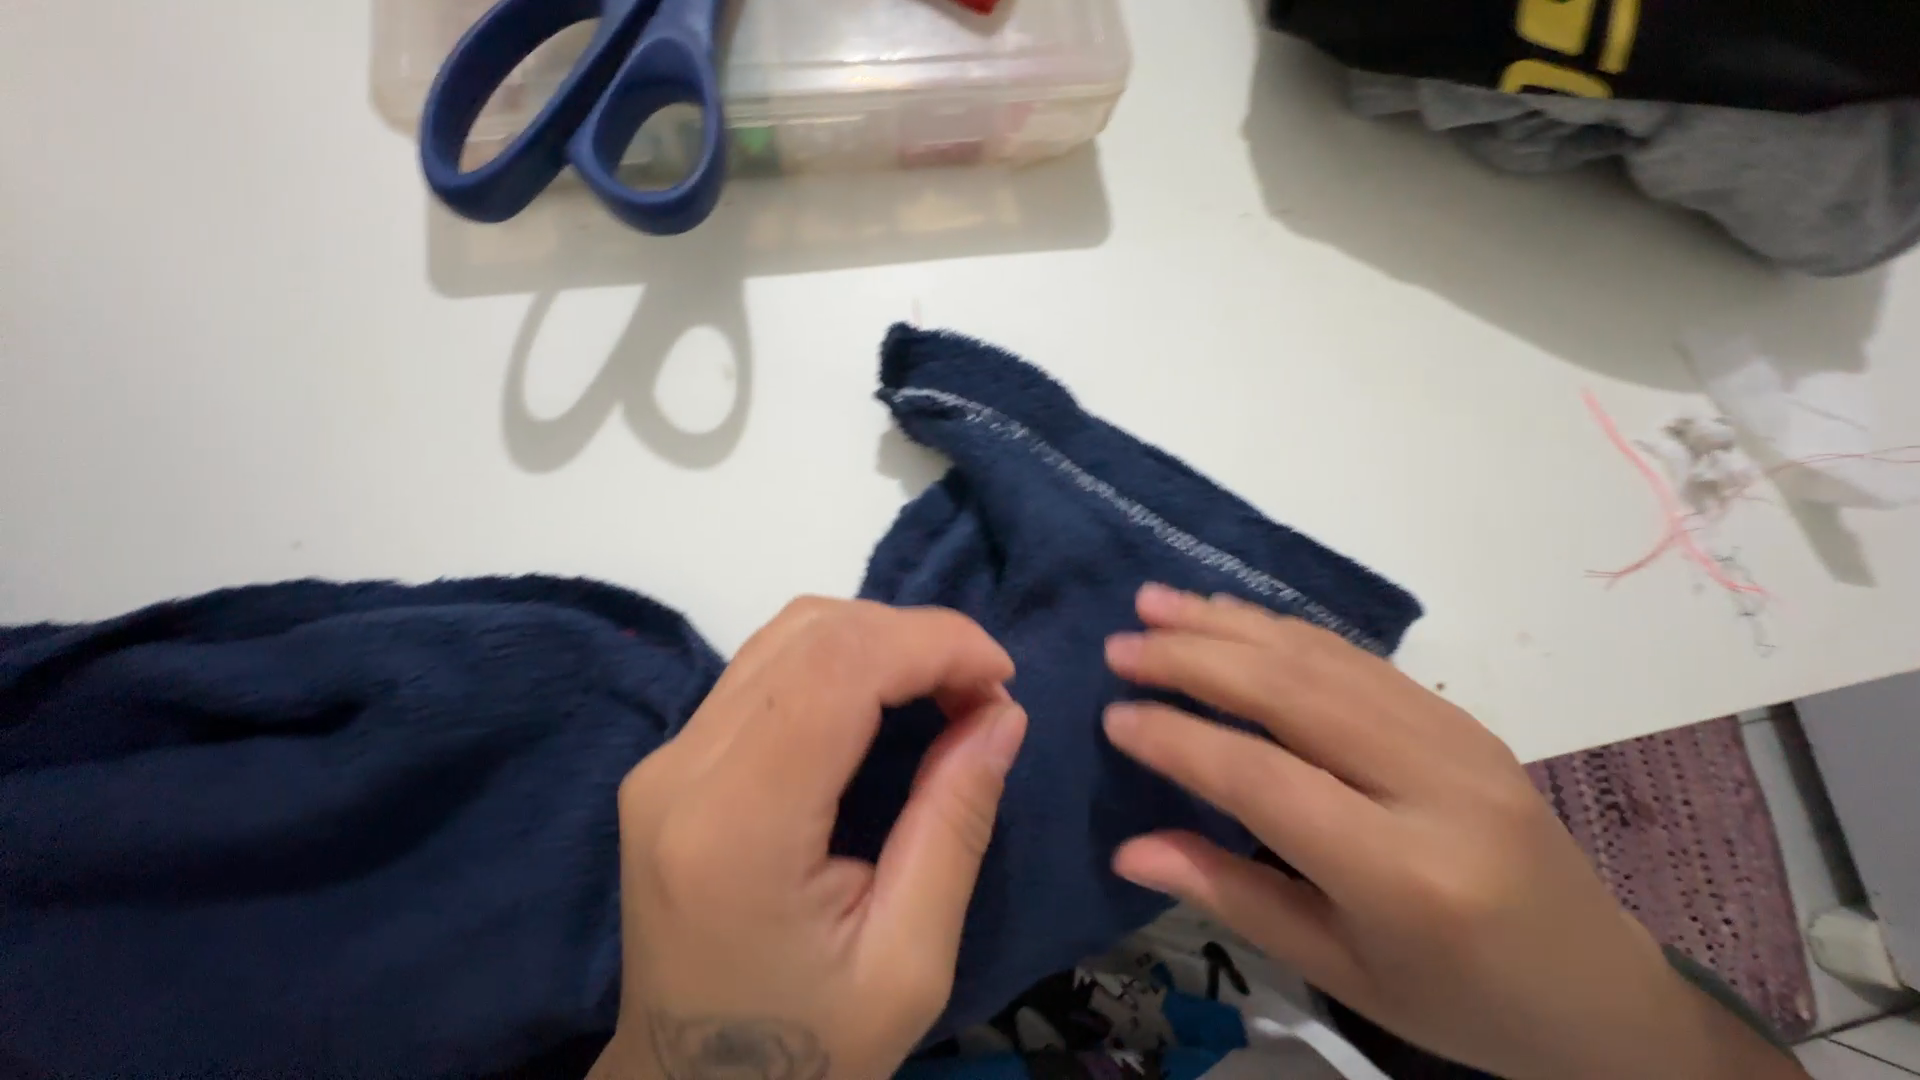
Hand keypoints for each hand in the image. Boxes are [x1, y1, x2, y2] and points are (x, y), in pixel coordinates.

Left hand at [590, 599, 1027, 1079]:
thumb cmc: (809, 1050)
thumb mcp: (909, 961)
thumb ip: (955, 823)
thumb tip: (1001, 713)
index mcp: (737, 826)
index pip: (838, 667)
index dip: (933, 643)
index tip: (1002, 679)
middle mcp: (683, 771)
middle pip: (812, 635)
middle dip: (916, 637)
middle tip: (982, 693)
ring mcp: (666, 760)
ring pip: (787, 636)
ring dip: (880, 640)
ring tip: (944, 691)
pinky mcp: (671, 761)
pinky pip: (767, 668)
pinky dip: (842, 660)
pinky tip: (886, 699)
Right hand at [1101, 585, 1803, 1079]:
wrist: (1603, 992)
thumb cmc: (1458, 1001)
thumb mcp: (1337, 969)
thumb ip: (1230, 896)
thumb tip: (1127, 849)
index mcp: (1407, 876)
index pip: (1266, 781)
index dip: (1181, 741)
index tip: (1114, 715)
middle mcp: (1435, 786)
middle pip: (1294, 694)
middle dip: (1195, 659)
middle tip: (1120, 644)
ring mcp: (1457, 737)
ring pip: (1322, 658)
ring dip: (1229, 624)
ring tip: (1156, 602)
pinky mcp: (1460, 716)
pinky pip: (1354, 657)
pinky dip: (1279, 630)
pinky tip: (1230, 616)